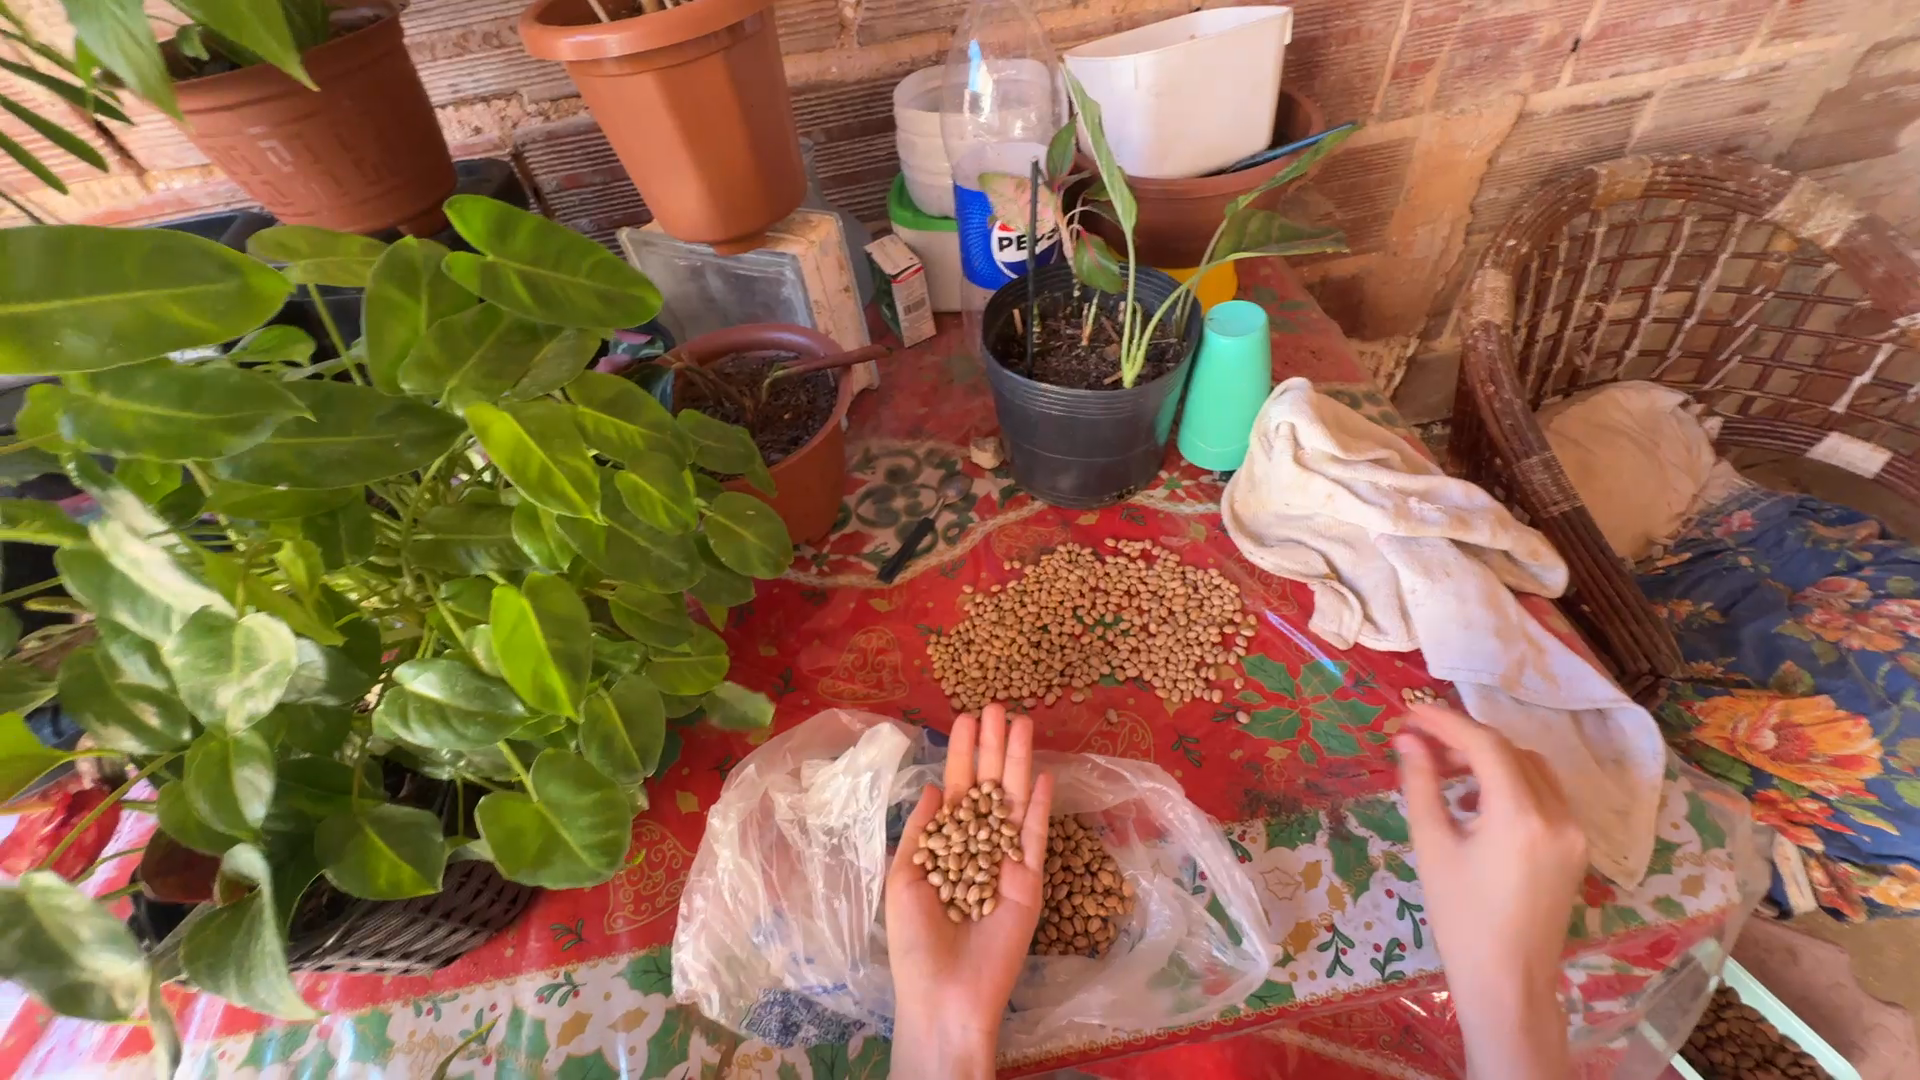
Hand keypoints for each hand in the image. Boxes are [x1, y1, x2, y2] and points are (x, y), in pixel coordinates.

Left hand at [886, 705, 1052, 1078]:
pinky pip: (1036, 839)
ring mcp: (1007, 862)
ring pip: (1015, 802)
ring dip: (1018, 763)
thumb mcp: (905, 878)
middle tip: (999, 706)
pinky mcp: (1030, 883)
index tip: (968, 717)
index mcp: (948, 844)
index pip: (959, 787)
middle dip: (994, 746)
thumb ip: (922, 829)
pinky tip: (1042, 776)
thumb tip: (935, 785)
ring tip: (1023, 724)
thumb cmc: (914, 941)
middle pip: (990, 786)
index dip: (963, 753)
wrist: (943, 997)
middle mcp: (979, 845)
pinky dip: (1040, 808)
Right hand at [1396, 704, 1585, 1079]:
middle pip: (1509, 750)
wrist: (1507, 976)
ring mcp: (1574, 831)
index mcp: (1519, 816)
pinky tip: (1474, 795)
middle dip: (1462, 736)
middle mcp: (1557, 816)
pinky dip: (1508, 778)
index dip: (1445, 721)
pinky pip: (1543, 791)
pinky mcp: (1575, 845)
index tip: (1409, 712)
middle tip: (1418, 738)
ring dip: (1488, 754)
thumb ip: (1421, 783)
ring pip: (1530, 766)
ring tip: (1443, 764)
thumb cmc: (1459, 913)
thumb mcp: (1431, 843)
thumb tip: (1407, 739)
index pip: (1485, 744)